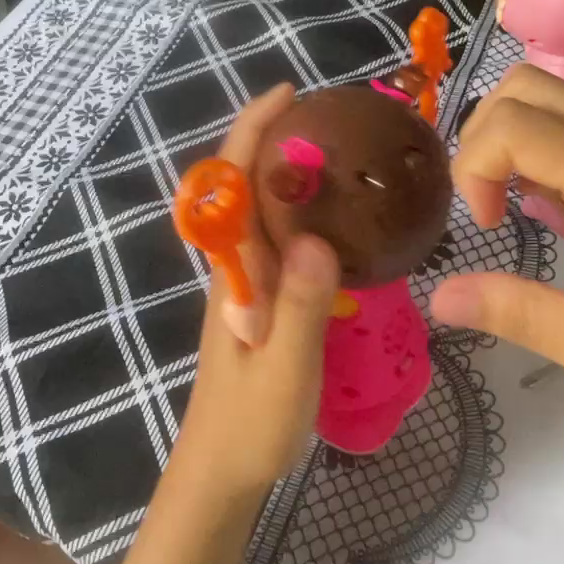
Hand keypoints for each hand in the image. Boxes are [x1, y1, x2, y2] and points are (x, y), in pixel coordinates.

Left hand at [175, 85, 340, 489]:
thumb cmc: (250, 423)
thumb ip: (301, 308)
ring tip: (340, 151)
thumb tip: (317, 238)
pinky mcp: (261, 298)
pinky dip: (302, 209)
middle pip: (247, 184)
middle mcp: (236, 264)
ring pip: (262, 208)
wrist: (222, 469)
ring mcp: (247, 280)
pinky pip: (279, 237)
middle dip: (276, 138)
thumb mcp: (285, 370)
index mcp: (235, 271)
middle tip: (331, 116)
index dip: (253, 132)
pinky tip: (336, 217)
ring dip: (288, 169)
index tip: (288, 94)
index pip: (234, 184)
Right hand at [429, 64, 563, 437]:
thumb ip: (522, 316)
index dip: (473, 168)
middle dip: (482, 139)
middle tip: (487, 207)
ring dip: (510, 136)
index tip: (482, 228)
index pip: (515, 126)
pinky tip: (558, 208)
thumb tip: (437, 296)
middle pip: (524, 88)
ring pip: (549, 93)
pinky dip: (542, 144)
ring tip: (514, 205)